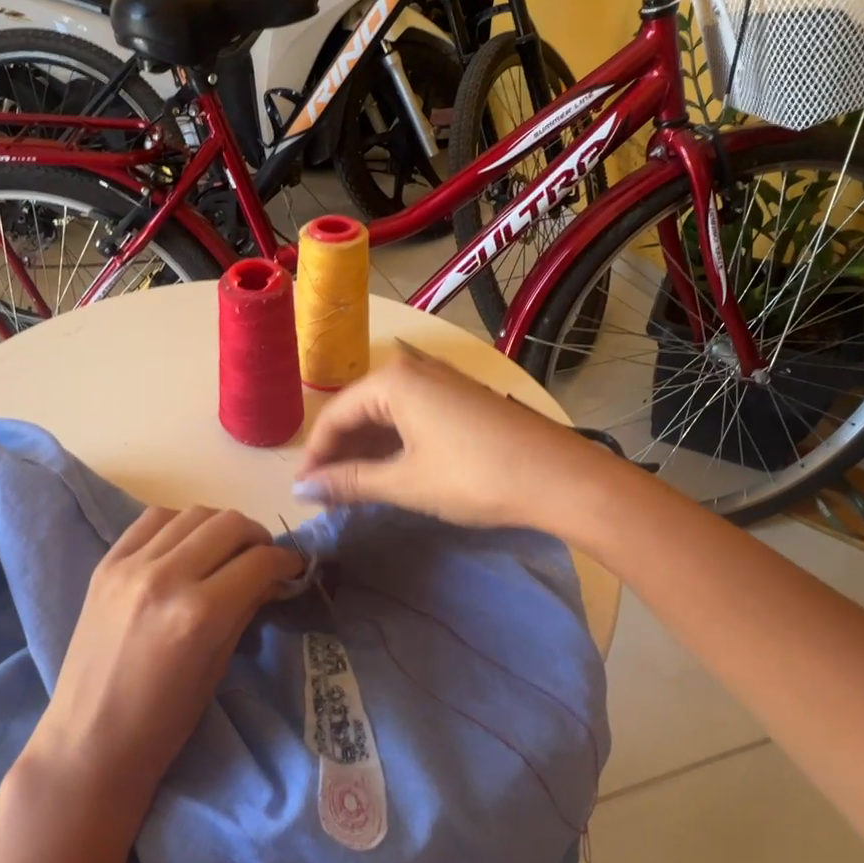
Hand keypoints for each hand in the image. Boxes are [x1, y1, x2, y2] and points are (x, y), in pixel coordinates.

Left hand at [25, 506, 303, 799]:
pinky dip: (178, 524)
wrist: (88, 741)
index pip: (258, 562)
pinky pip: (152, 519)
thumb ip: (245, 611)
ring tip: (225, 551)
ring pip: (193, 513)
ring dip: (219, 526)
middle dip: (257, 537)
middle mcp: (165, 577)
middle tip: (263, 558)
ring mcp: (130, 565)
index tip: (293, 567)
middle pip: (229, 524)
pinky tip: (185, 546)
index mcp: (198, 615)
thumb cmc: (162, 724)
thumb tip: (272, 577)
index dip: (285, 560)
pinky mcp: (105, 563)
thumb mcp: (217, 669)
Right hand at [295, 354, 625, 529]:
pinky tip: (390, 471)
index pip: (334, 415)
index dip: (316, 455)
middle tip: (327, 493)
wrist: (562, 478)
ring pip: (387, 413)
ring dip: (366, 450)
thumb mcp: (406, 482)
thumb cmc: (476, 477)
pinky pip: (412, 415)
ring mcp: (442, 382)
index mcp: (393, 381)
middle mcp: (413, 369)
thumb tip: (302, 490)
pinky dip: (394, 443)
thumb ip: (350, 483)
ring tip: (354, 488)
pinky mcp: (463, 399)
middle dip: (340, 452)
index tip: (303, 491)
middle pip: (359, 410)